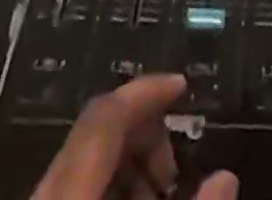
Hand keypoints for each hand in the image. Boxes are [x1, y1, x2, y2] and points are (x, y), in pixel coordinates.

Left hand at [30, 74, 238, 199]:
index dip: (145, 91)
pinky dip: (115, 186)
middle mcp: (49, 188)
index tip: (181, 84)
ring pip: (89, 158)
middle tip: (178, 172)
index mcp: (70, 190)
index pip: (105, 115)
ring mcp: (45, 199)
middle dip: (146, 135)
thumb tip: (226, 178)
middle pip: (97, 130)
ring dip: (134, 164)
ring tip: (166, 194)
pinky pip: (80, 183)